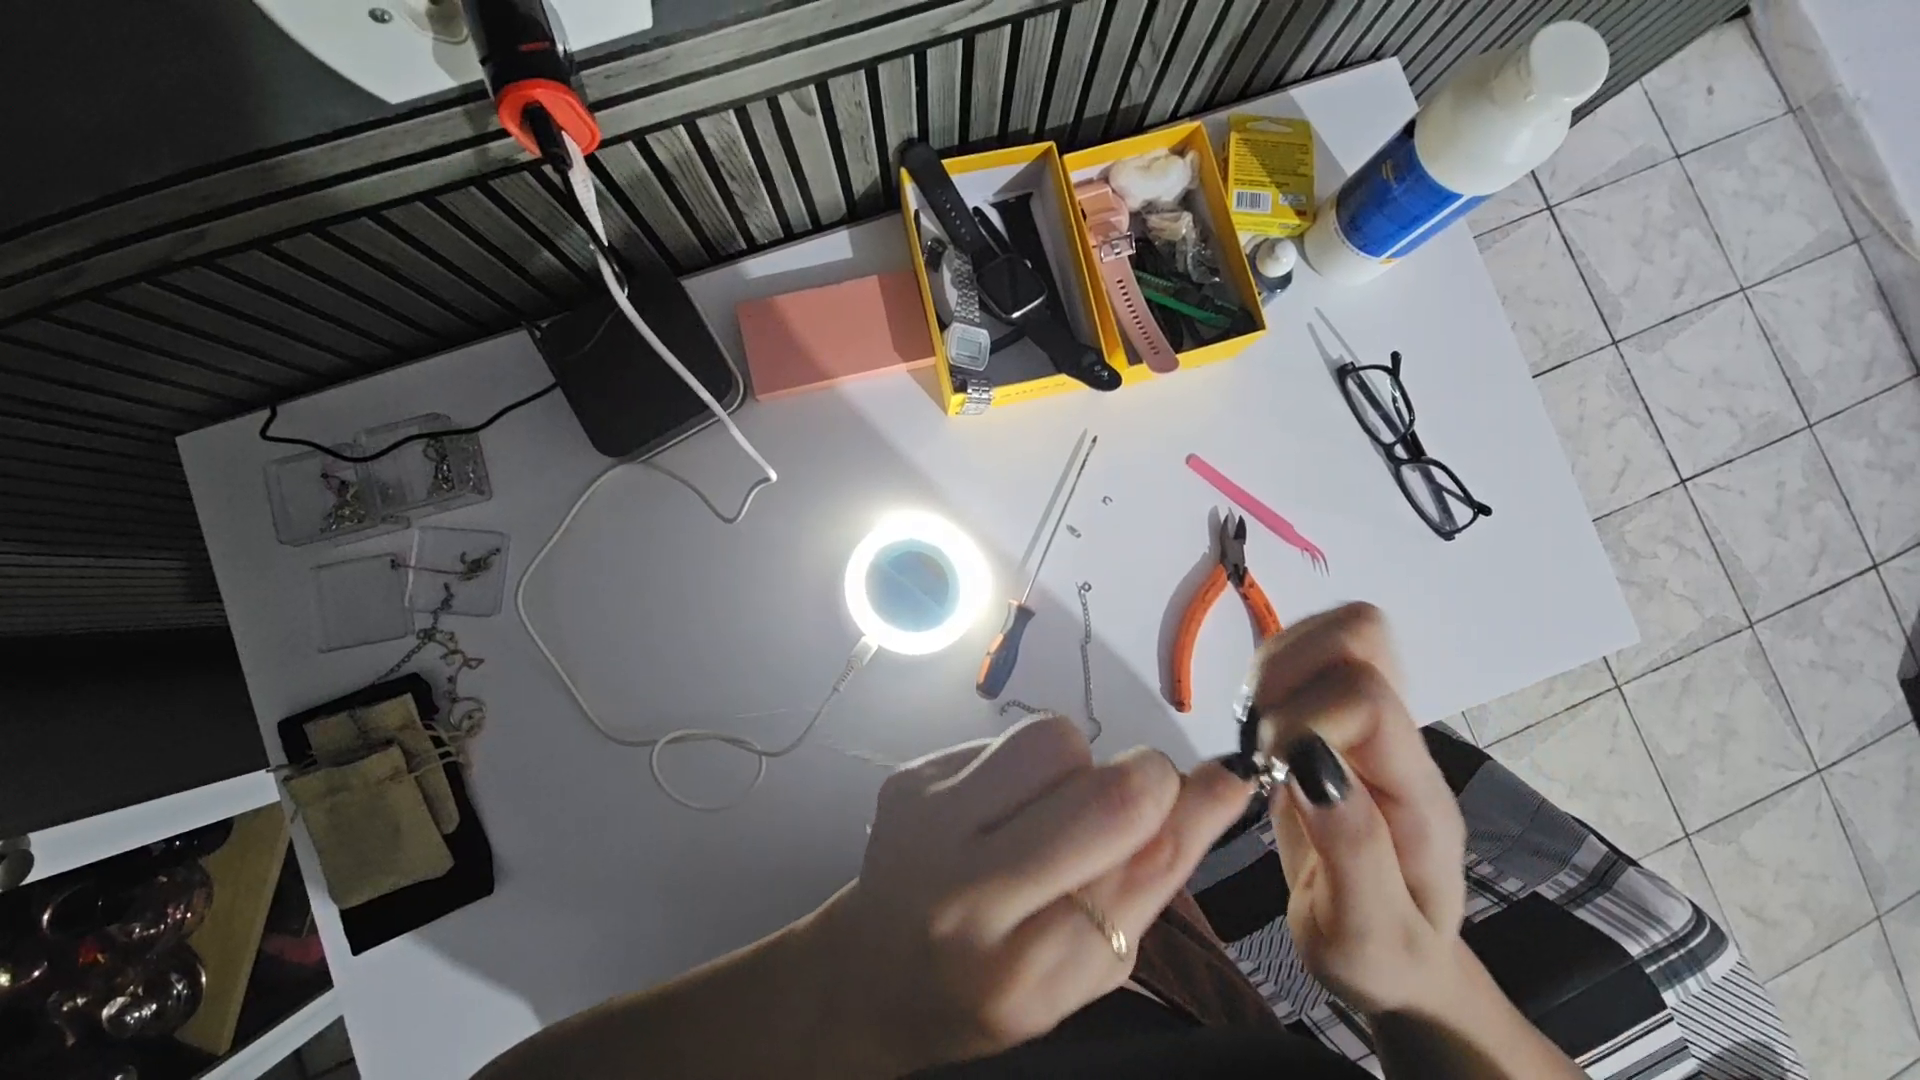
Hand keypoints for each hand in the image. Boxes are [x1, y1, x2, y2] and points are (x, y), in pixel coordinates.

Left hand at [805, 714, 1253, 1074]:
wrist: (875, 971)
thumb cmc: (1000, 980)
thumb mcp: (1089, 966)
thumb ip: (1157, 873)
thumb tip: (1226, 779)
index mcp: (1022, 970)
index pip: (1137, 862)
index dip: (1181, 810)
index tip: (1205, 789)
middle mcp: (963, 894)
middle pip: (1100, 788)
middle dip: (1140, 780)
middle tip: (1127, 804)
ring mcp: (925, 823)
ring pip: (1054, 739)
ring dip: (1076, 767)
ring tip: (1051, 812)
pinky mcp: (906, 776)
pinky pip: (1008, 738)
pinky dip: (1027, 766)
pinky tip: (1002, 808)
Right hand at [1249, 603, 1469, 1017]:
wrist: (1396, 960)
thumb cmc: (1384, 959)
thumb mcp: (1368, 936)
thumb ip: (1351, 849)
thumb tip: (1307, 755)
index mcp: (1417, 792)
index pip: (1367, 697)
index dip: (1302, 719)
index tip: (1271, 775)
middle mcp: (1400, 742)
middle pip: (1361, 632)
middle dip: (1288, 669)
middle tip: (1259, 737)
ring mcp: (1371, 726)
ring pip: (1331, 631)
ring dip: (1274, 669)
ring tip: (1255, 736)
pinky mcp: (1337, 722)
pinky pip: (1305, 657)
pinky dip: (1269, 675)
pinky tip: (1257, 732)